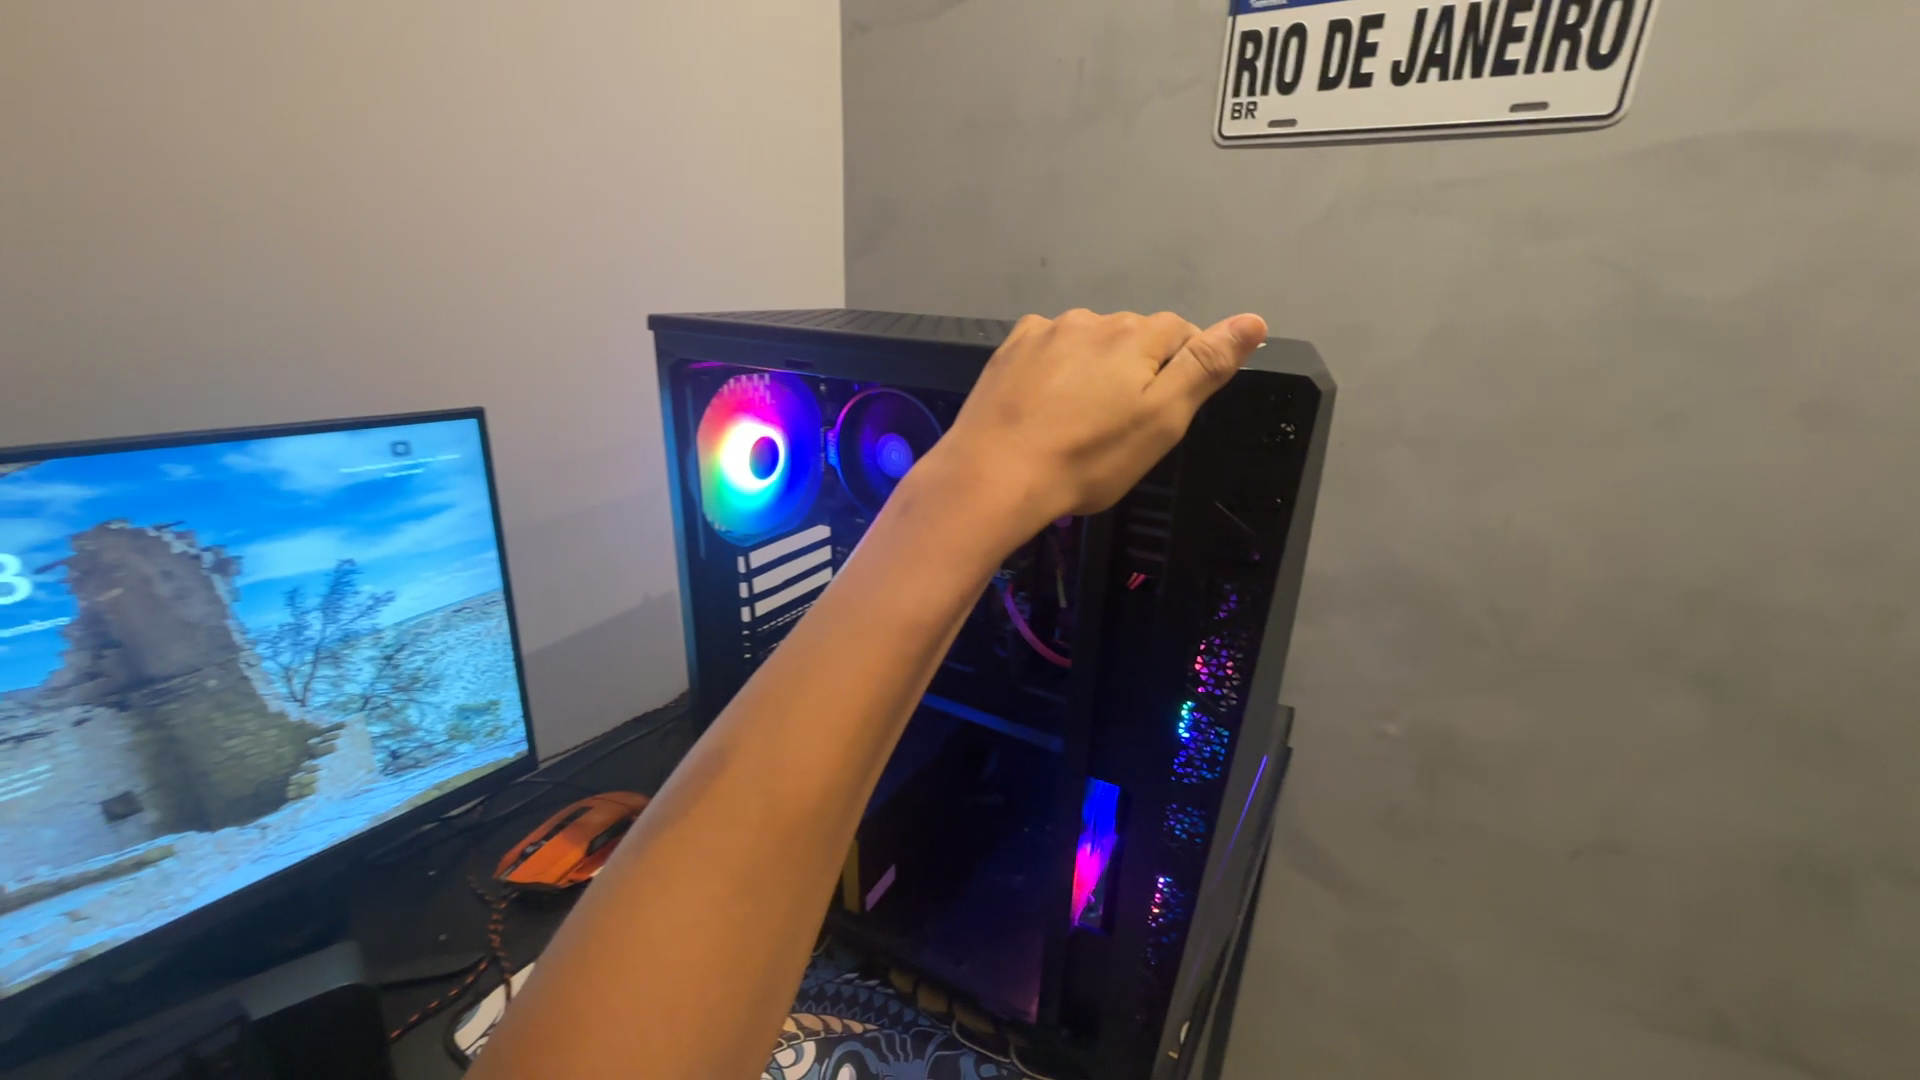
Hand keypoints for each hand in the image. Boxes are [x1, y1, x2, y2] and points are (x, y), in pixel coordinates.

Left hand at [924, 308, 1267, 535]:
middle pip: (1133, 336)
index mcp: (1137, 335)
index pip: (1182, 335)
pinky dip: (1054, 368)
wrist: (994, 476)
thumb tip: (1253, 319)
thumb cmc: (1088, 459)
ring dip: (1092, 368)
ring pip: (1087, 341)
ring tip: (1076, 419)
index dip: (1180, 372)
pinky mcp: (1008, 350)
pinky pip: (1046, 348)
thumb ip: (1206, 366)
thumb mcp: (1162, 420)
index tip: (1160, 414)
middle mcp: (1092, 320)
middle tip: (1117, 426)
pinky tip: (1043, 404)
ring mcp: (1044, 331)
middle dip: (1136, 369)